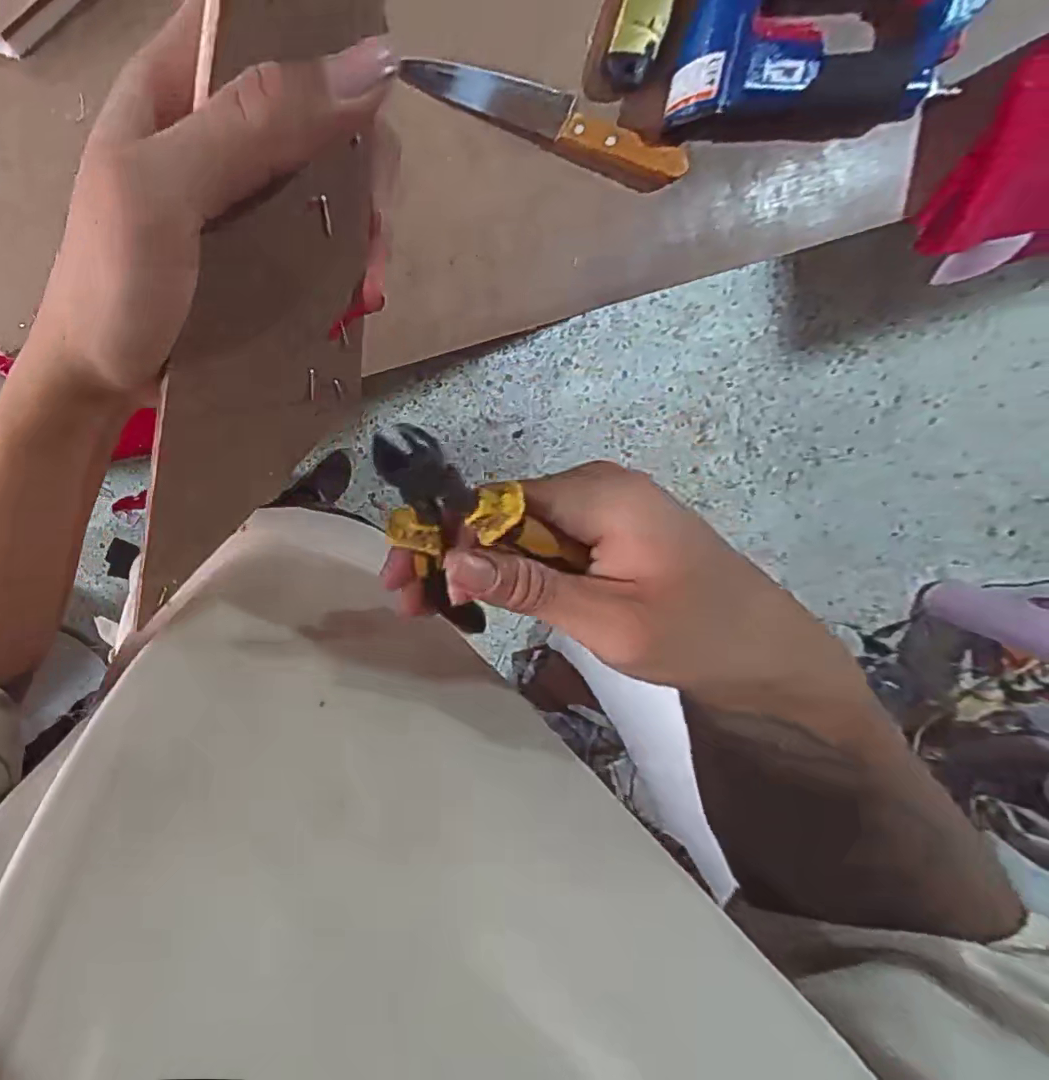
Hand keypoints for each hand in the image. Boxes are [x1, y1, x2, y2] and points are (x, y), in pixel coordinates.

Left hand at [21, 0, 396, 408]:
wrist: (93, 383)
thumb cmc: (107, 291)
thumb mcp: (159, 196)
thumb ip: (247, 125)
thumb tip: (371, 64)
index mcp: (170, 90)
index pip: (254, 19)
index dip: (319, 35)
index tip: (364, 95)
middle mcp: (208, 129)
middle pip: (312, 97)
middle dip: (358, 152)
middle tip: (373, 218)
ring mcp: (232, 192)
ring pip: (321, 167)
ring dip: (360, 216)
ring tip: (364, 277)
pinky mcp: (247, 247)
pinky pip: (310, 228)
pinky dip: (341, 255)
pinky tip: (352, 292)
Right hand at [384, 461, 866, 711]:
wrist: (775, 660)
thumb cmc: (701, 638)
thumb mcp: (607, 620)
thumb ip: (527, 587)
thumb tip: (451, 562)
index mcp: (598, 495)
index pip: (490, 502)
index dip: (442, 538)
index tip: (411, 583)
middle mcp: (588, 487)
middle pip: (488, 513)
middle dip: (443, 554)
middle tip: (409, 600)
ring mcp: (590, 508)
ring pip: (500, 529)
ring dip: (463, 566)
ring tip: (432, 605)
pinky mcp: (590, 530)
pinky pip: (525, 542)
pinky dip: (494, 570)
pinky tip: (470, 596)